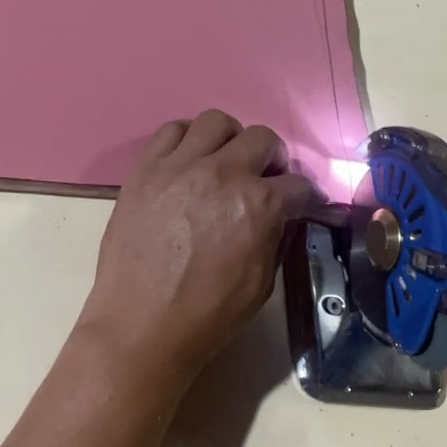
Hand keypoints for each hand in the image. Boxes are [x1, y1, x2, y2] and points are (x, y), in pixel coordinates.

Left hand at [77, 110, 315, 381]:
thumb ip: (274, 236)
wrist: (141, 324)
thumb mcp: (262, 283)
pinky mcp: (145, 168)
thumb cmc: (207, 314)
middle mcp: (221, 173)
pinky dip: (187, 139)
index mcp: (258, 204)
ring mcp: (179, 165)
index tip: (302, 203)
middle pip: (262, 139)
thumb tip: (281, 215)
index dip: (305, 197)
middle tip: (265, 179)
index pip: (298, 184)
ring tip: (224, 162)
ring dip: (230, 139)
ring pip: (216, 122)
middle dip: (273, 159)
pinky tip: (189, 160)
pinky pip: (170, 131)